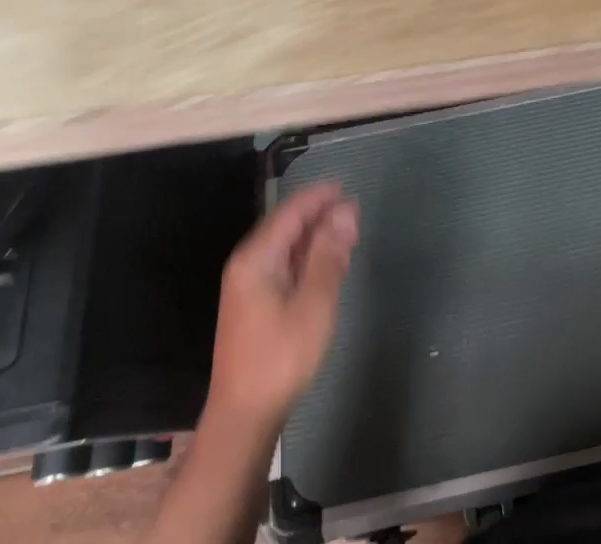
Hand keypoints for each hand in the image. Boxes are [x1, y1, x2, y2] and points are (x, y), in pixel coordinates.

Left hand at [206, 180, 359, 426]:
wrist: (245, 413)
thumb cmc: (282, 356)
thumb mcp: (315, 303)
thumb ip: (330, 254)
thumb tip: (345, 212)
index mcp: (256, 259)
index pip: (290, 213)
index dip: (318, 197)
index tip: (347, 186)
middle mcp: (247, 266)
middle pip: (286, 227)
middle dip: (319, 215)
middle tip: (354, 211)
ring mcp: (249, 287)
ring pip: (286, 248)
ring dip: (316, 237)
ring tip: (348, 231)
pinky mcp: (255, 306)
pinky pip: (284, 267)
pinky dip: (308, 258)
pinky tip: (327, 264)